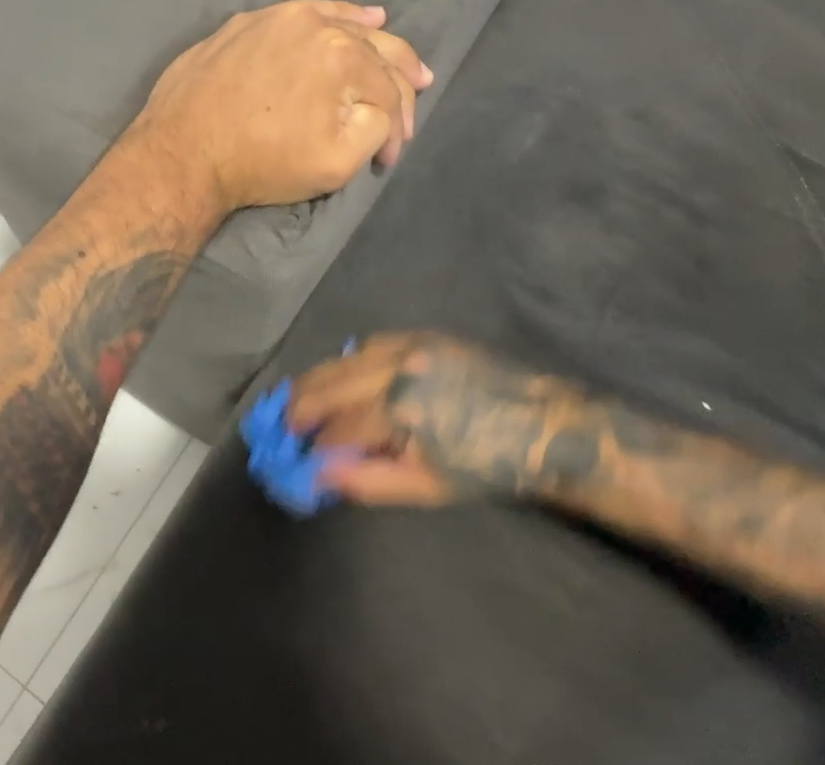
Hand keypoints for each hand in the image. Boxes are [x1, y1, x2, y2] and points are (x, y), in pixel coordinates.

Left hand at [127, 0, 432, 211]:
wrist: (181, 156)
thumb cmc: (261, 165)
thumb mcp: (336, 164)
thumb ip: (376, 130)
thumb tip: (382, 115)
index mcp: (342, 55)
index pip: (388, 89)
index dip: (398, 126)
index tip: (388, 157)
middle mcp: (313, 24)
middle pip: (372, 49)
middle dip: (400, 77)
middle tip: (421, 88)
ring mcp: (275, 19)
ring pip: (339, 24)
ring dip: (374, 40)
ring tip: (397, 50)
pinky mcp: (244, 25)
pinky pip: (299, 15)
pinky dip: (333, 17)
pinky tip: (354, 17)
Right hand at [288, 332, 603, 506]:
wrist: (543, 427)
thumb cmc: (485, 468)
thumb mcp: (426, 488)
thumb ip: (367, 481)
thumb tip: (319, 473)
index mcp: (401, 410)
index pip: (336, 428)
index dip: (313, 446)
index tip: (297, 458)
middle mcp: (398, 368)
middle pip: (329, 383)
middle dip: (300, 405)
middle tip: (282, 424)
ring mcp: (411, 345)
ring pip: (344, 358)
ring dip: (318, 380)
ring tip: (302, 400)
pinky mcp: (424, 336)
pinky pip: (370, 344)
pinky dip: (348, 361)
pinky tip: (342, 378)